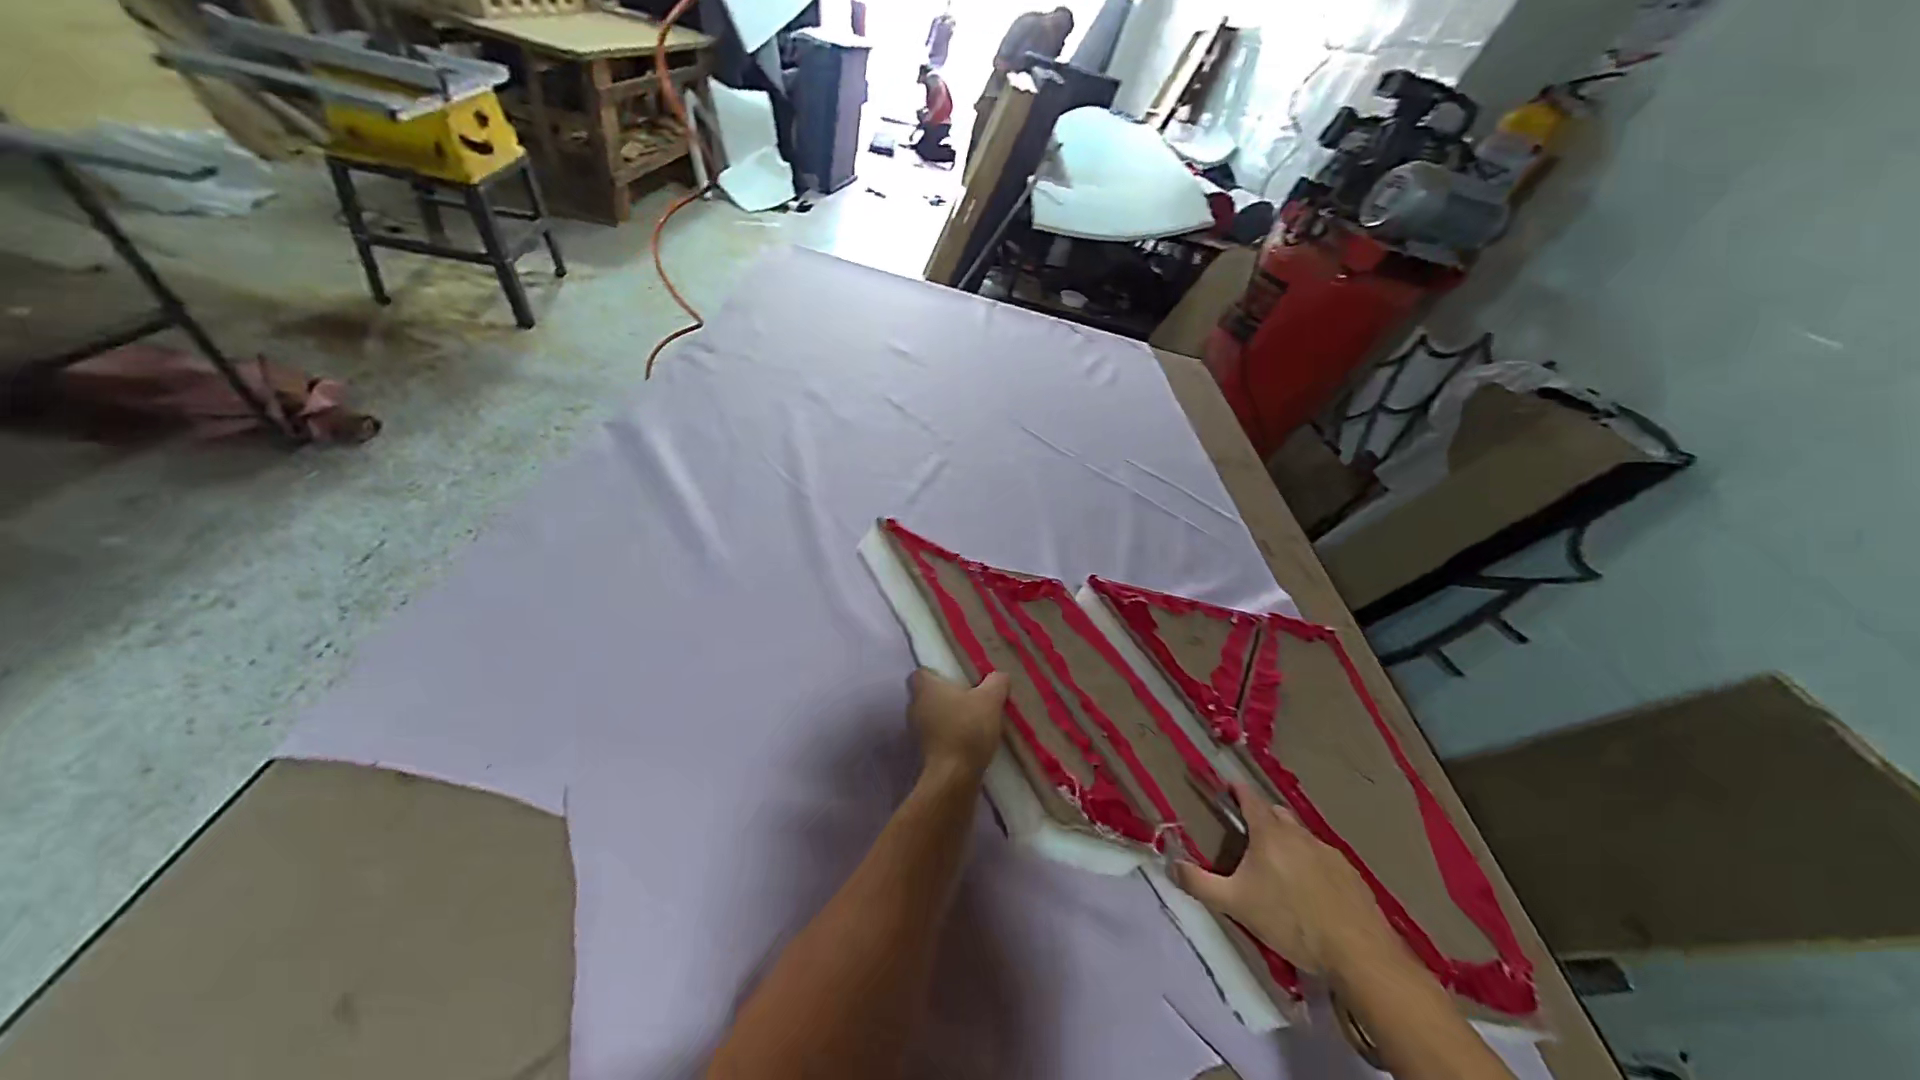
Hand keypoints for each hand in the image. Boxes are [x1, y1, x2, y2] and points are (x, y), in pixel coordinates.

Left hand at [907, 669, 1008, 780]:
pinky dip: (947, 736)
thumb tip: (1000, 676)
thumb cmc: (968, 729)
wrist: (954, 776)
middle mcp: (914, 706)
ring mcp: (915, 731)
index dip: (936, 673)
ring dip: (947, 717)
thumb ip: (996, 682)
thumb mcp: (990, 700)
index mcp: (924, 688)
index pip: (921, 672)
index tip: (955, 678)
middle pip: (927, 694)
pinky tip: (967, 740)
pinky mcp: (922, 752)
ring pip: (931, 716)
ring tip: (971, 721)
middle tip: (969, 698)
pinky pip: (935, 736)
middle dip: (945, 696)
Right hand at [1174, 782, 1400, 972]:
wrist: (1357, 951)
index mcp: (1270, 834)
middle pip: (1277, 814)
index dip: (1238, 790)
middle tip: (1249, 834)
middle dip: (1262, 816)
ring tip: (1279, 869)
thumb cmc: (1290, 921)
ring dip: (1287, 842)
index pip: (1251, 799)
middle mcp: (1300, 834)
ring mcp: (1329, 852)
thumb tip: (1171, 865)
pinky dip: (1311, 864)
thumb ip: (1200, 883)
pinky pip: (1323, 858)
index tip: (1229, 785)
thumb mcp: (1236, 905)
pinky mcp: (1350, 874)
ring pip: (1301, 836)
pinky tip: (1310, 891)